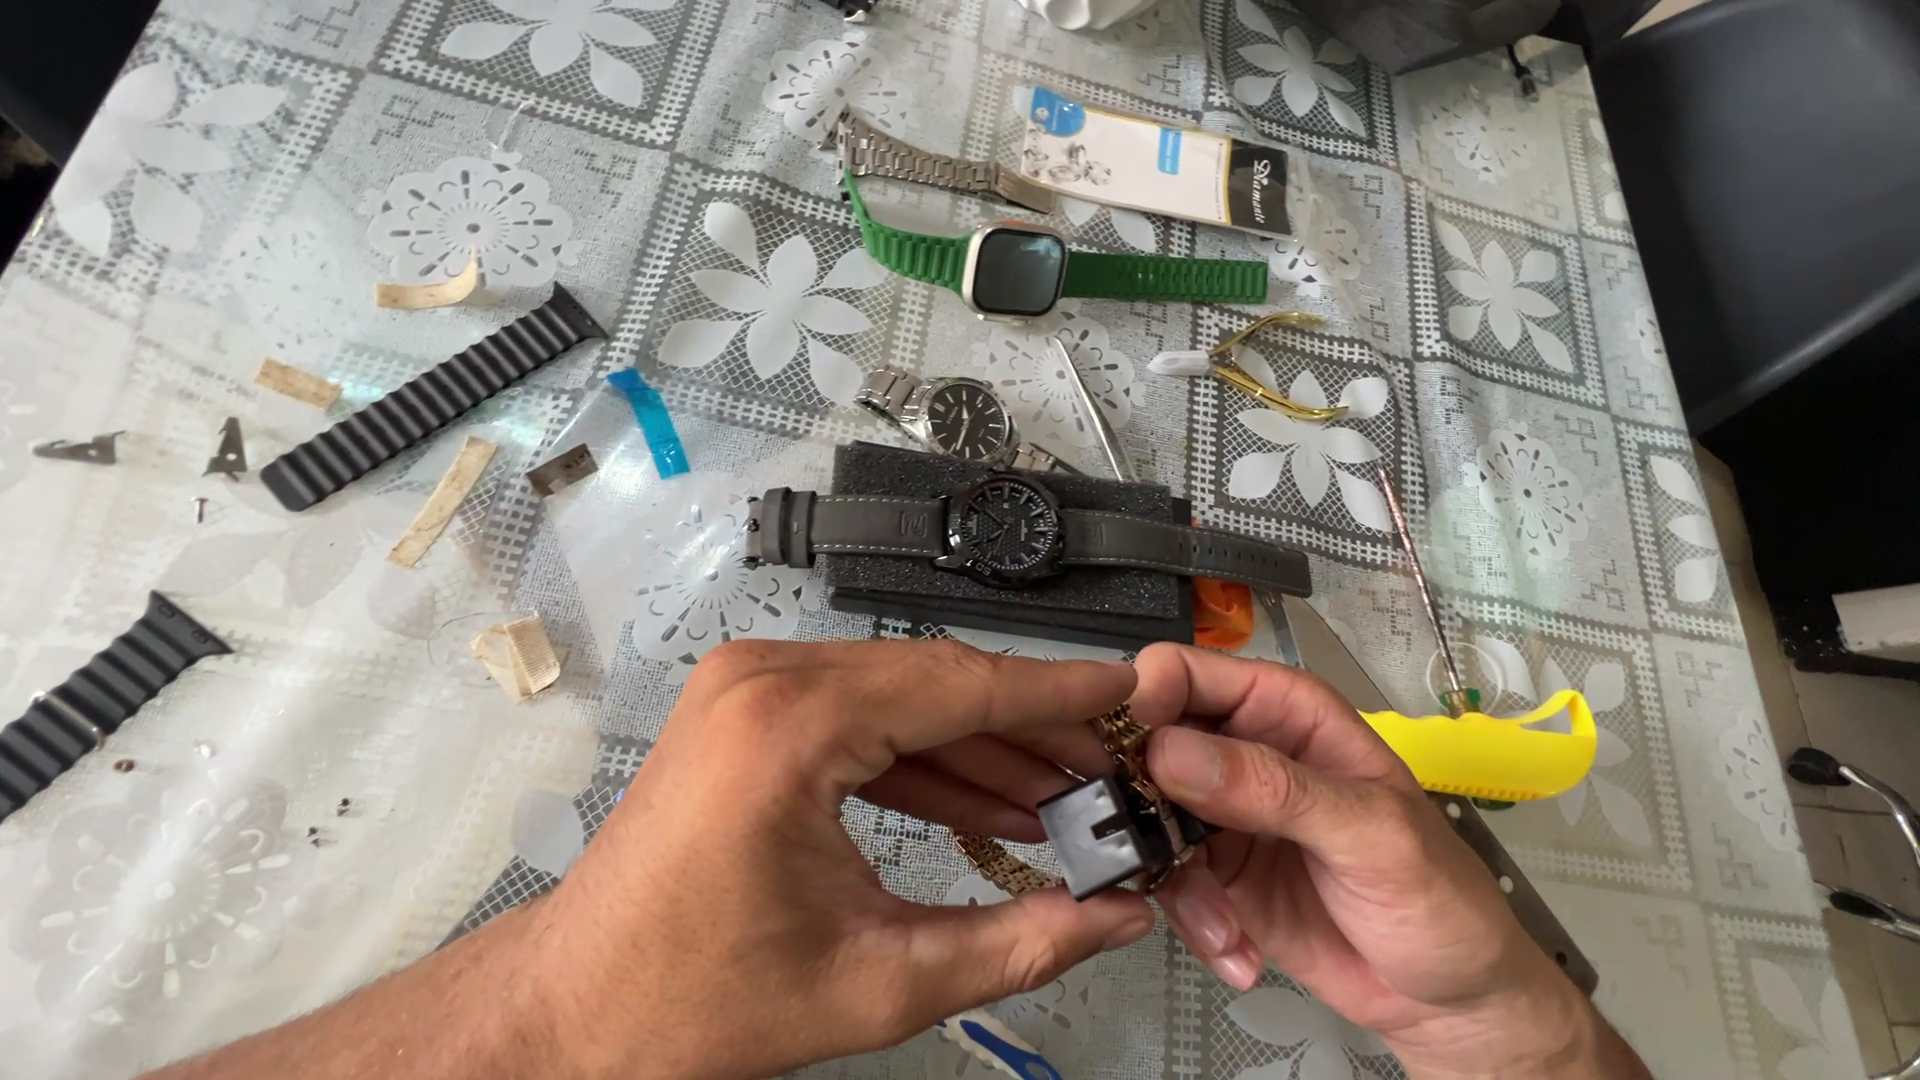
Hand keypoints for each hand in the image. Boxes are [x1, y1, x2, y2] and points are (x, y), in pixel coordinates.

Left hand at [536, 640, 1155, 1079]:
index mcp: (789, 727)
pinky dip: (927, 756)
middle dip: (1029, 727)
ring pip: (907, 694)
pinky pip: (866, 714)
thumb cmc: (687, 1000)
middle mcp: (766, 680)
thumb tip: (1110, 918)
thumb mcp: (875, 984)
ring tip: (1056, 794)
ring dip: (983, 744)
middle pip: (938, 681)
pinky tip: (986, 800)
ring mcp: (753, 684)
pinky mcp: (754, 707)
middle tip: (1100, 766)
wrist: (576, 1007)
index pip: (959, 687)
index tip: (1120, 689)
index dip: (1056, 693)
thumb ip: (1016, 945)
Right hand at [1129, 644, 1646, 1078]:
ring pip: (1140, 810)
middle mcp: (1239, 749)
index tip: (1125, 755)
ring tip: (1219, 920)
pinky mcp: (1209, 868)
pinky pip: (1161, 872)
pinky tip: (1236, 946)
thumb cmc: (1439, 898)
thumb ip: (1272, 787)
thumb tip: (1167, 751)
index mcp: (1281, 710)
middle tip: (1140, 842)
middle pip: (1146, 738)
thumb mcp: (1369, 834)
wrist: (1451, 1001)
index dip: (1144, 700)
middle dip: (1134, 794)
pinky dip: (1187, 912)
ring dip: (1163, 867)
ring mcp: (1218, 811)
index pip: (1185, 673)